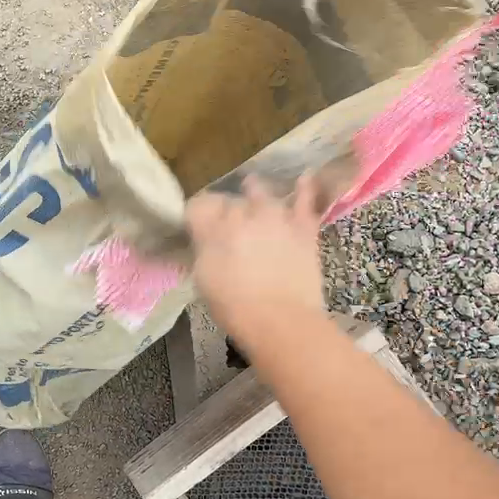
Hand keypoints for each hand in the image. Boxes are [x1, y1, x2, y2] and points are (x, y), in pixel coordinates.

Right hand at [185, 173, 325, 337]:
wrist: (280, 319)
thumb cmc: (233, 306)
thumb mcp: (203, 279)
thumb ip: (203, 250)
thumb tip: (204, 237)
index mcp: (212, 230)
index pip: (198, 206)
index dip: (195, 213)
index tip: (194, 223)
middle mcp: (242, 216)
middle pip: (228, 200)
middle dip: (222, 207)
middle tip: (222, 220)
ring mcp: (275, 218)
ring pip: (261, 194)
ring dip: (254, 191)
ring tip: (251, 187)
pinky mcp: (303, 228)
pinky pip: (304, 201)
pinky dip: (303, 189)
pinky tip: (303, 178)